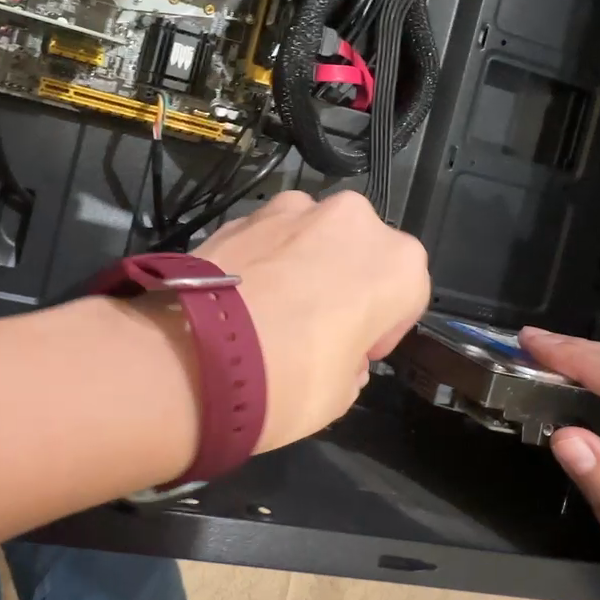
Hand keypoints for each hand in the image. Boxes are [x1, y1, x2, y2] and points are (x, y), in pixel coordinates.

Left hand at [190, 191, 428, 452]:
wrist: (192, 354)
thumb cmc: (288, 379)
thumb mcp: (342, 392)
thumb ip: (352, 358)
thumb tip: (334, 348)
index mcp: (397, 262)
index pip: (407, 293)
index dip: (383, 326)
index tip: (356, 353)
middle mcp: (351, 219)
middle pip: (359, 251)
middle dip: (344, 282)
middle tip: (314, 328)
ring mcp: (291, 208)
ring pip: (311, 235)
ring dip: (302, 263)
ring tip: (271, 311)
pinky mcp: (240, 213)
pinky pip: (267, 236)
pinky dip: (262, 259)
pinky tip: (240, 298)